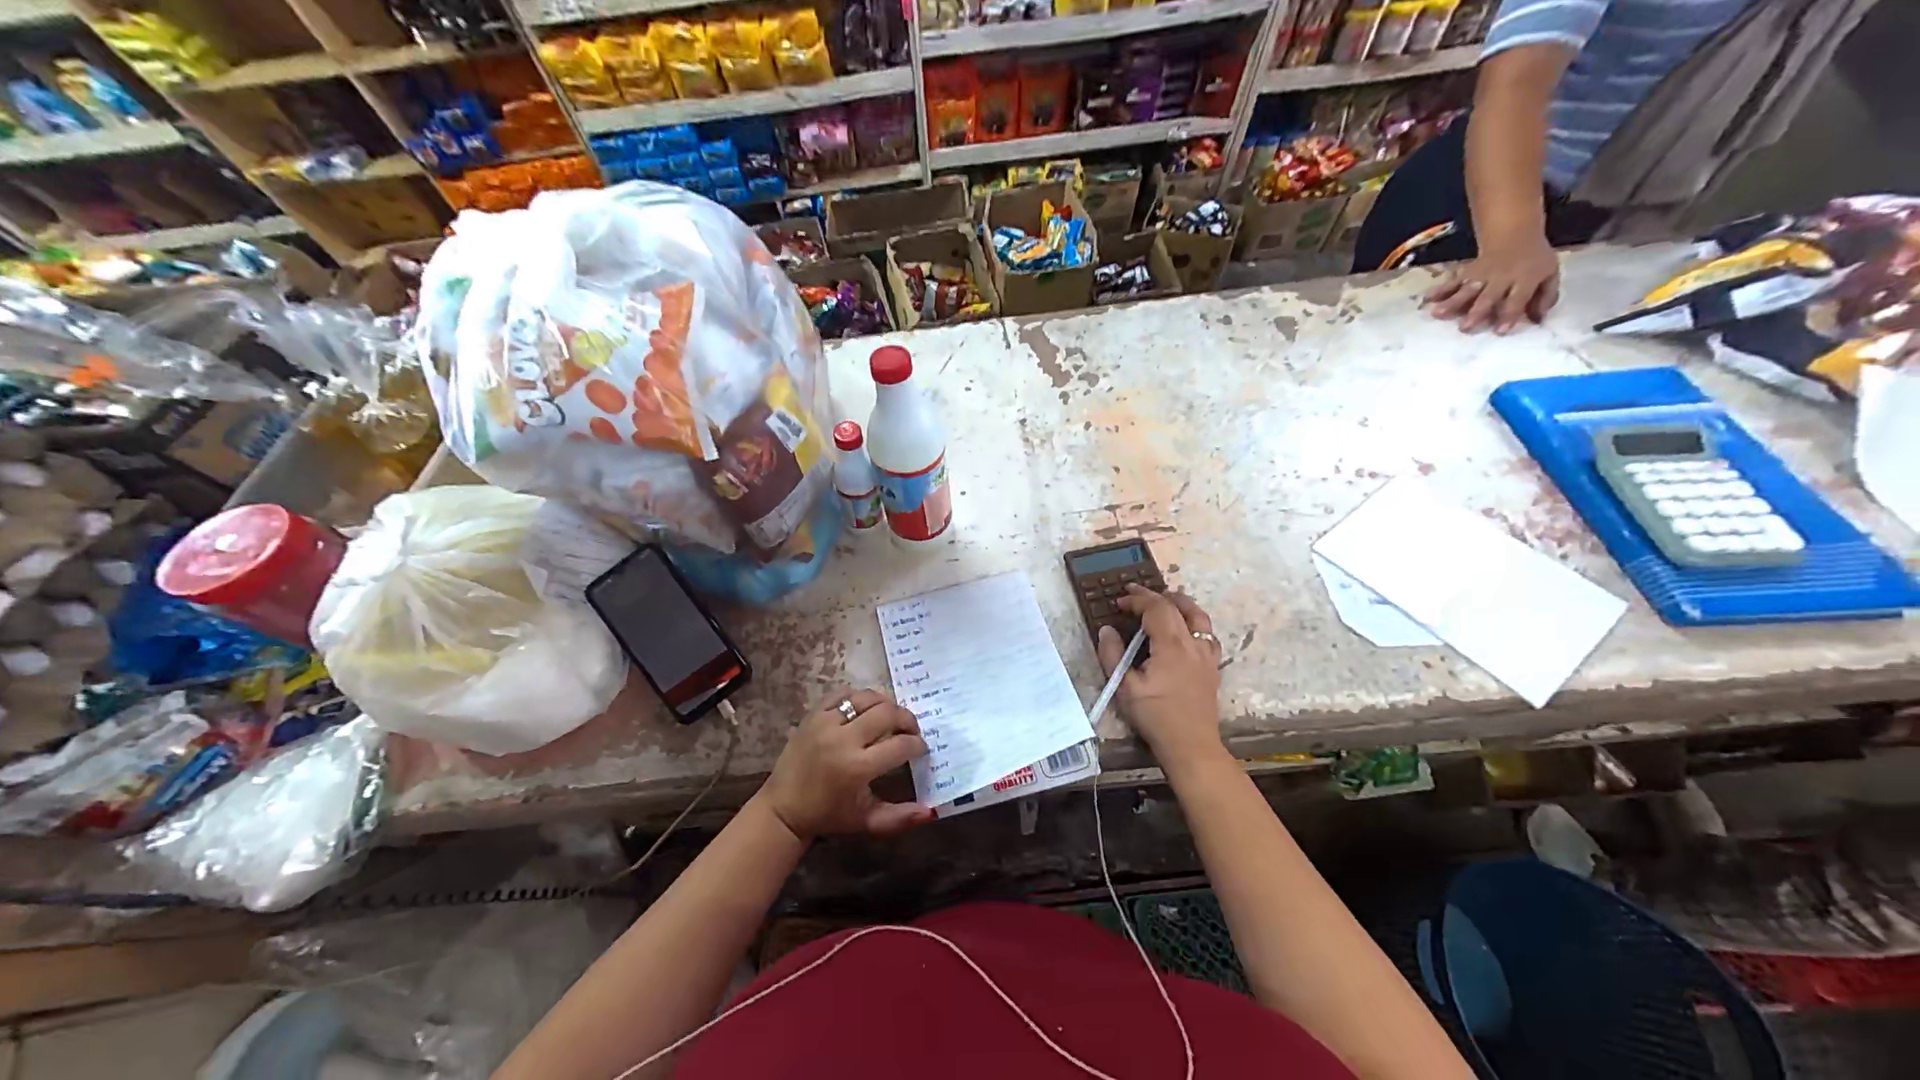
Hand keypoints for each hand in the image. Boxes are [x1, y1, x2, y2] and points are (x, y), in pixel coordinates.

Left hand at [759, 689, 933, 841]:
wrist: (783, 808)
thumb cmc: (829, 816)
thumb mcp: (866, 821)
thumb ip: (899, 818)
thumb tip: (930, 811)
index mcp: (857, 768)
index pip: (900, 745)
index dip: (917, 745)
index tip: (920, 749)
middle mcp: (842, 740)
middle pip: (887, 713)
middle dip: (907, 719)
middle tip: (911, 730)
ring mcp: (825, 723)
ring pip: (866, 697)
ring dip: (885, 704)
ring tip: (891, 717)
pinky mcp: (812, 715)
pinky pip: (842, 694)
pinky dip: (859, 698)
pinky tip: (865, 709)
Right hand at [1096, 584, 1225, 771]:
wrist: (1191, 746)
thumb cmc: (1156, 717)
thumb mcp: (1125, 688)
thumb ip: (1113, 655)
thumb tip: (1107, 630)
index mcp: (1172, 645)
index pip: (1156, 608)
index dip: (1137, 599)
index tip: (1119, 602)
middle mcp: (1194, 644)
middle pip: (1177, 606)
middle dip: (1154, 596)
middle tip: (1134, 593)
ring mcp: (1207, 655)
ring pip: (1199, 616)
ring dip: (1180, 603)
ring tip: (1165, 600)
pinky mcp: (1212, 667)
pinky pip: (1207, 634)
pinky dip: (1195, 623)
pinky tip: (1186, 630)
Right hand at [1423, 232, 1560, 333]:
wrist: (1515, 235)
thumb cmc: (1533, 260)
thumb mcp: (1550, 274)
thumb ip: (1546, 296)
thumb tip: (1537, 319)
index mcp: (1525, 278)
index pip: (1517, 299)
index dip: (1509, 315)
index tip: (1499, 332)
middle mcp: (1502, 278)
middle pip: (1488, 296)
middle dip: (1476, 311)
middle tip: (1464, 328)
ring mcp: (1482, 275)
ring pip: (1466, 290)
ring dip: (1451, 302)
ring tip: (1436, 314)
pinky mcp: (1468, 272)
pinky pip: (1453, 281)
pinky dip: (1440, 290)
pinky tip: (1427, 299)